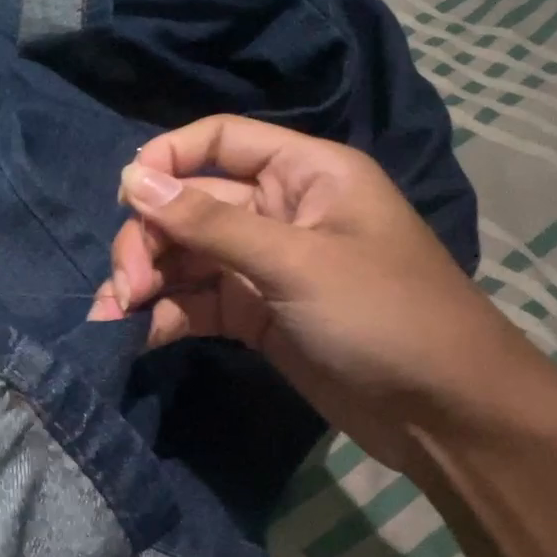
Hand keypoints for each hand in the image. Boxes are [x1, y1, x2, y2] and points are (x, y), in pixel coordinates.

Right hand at [87, 114, 547, 471]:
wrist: (444, 415)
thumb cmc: (386, 317)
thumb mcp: (295, 263)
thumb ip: (209, 222)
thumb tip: (131, 179)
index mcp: (303, 175)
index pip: (218, 141)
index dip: (166, 161)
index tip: (126, 201)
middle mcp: (275, 212)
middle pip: (185, 207)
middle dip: (146, 243)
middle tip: (124, 287)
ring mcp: (258, 266)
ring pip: (180, 258)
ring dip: (142, 283)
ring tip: (112, 315)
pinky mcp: (248, 313)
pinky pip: (190, 302)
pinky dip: (159, 316)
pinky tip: (133, 336)